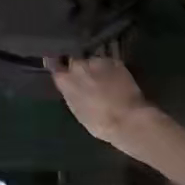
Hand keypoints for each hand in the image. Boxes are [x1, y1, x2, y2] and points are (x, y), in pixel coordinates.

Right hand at [44, 54, 161, 149]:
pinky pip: (110, 65)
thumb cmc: (99, 123)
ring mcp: (99, 62)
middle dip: (81, 70)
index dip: (61, 69)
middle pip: (76, 63)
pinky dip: (111, 71)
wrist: (127, 119)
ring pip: (94, 63)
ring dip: (97, 70)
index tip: (63, 72)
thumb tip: (70, 86)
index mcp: (66, 81)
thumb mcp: (78, 111)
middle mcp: (79, 66)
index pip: (56, 67)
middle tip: (89, 82)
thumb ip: (71, 94)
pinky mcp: (116, 62)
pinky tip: (117, 82)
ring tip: (105, 83)